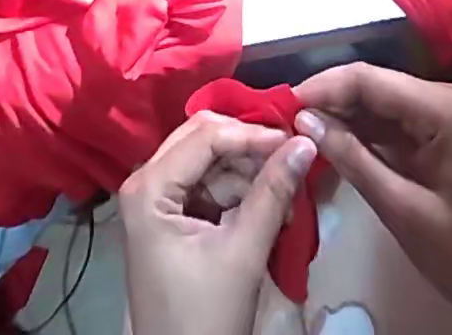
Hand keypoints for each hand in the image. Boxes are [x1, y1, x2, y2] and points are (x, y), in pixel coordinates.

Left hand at [121, 109, 317, 334]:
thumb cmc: (203, 319)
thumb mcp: (242, 253)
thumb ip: (273, 192)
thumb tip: (306, 142)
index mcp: (148, 187)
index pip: (205, 136)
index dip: (251, 134)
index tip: (293, 140)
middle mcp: (146, 180)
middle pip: (204, 139)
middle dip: (249, 148)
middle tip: (290, 157)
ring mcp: (157, 196)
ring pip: (211, 160)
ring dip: (250, 172)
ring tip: (287, 197)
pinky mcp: (172, 214)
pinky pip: (211, 183)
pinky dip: (242, 191)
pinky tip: (270, 206)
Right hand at [293, 63, 451, 334]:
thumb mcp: (405, 211)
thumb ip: (353, 160)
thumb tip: (304, 120)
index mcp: (440, 107)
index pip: (366, 79)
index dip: (320, 87)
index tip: (281, 107)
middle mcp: (439, 98)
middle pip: (369, 85)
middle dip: (326, 100)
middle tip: (282, 121)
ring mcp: (439, 115)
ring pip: (374, 103)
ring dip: (338, 116)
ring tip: (296, 130)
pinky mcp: (434, 134)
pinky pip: (387, 123)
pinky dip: (357, 133)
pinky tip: (328, 143)